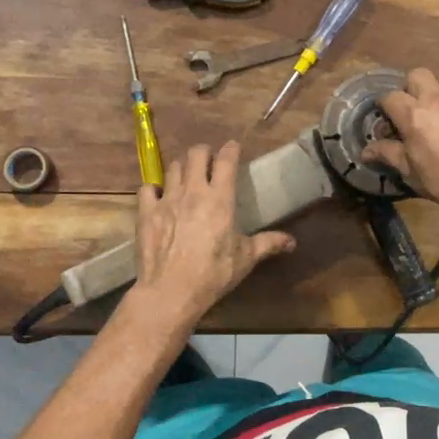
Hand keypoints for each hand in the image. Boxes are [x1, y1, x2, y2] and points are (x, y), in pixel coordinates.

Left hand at [130, 142, 294, 325]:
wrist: (171, 291)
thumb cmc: (213, 273)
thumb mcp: (245, 258)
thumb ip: (268, 244)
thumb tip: (292, 242)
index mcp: (220, 199)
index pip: (226, 161)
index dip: (230, 149)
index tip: (233, 147)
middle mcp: (193, 191)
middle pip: (196, 154)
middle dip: (204, 153)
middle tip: (208, 161)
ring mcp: (167, 199)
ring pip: (173, 167)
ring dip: (182, 167)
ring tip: (186, 175)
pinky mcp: (146, 212)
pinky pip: (148, 188)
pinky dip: (154, 189)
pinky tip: (158, 196)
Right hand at [361, 68, 438, 222]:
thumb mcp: (409, 171)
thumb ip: (387, 154)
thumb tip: (365, 151)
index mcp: (414, 115)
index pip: (389, 96)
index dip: (384, 107)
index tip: (385, 120)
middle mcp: (436, 100)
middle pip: (416, 76)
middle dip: (408, 89)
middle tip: (409, 112)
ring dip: (430, 100)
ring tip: (433, 126)